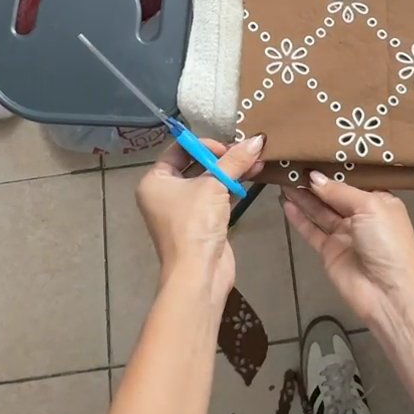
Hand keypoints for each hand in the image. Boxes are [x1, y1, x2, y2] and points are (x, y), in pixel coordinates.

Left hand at [135, 134, 264, 301]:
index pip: (178, 150)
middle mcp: (166, 194)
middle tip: (245, 149)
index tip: (227, 146)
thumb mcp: (214, 185)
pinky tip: (254, 174)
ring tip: (257, 158)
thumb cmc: (194, 224)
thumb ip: (235, 161)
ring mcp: (184, 210)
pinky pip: (218, 197)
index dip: (203, 144)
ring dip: (232, 170)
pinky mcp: (202, 223)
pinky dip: (233, 187)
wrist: (198, 274)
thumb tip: (258, 139)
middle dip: (222, 156)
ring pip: (209, 181)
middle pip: (196, 164)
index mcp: (155, 181)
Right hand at [282, 172, 413, 323]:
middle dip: (315, 180)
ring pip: (319, 210)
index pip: (354, 179)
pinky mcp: (329, 250)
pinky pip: (311, 229)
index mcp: (379, 200)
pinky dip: (298, 217)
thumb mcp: (369, 206)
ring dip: (303, 195)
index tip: (315, 151)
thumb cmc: (387, 242)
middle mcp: (361, 215)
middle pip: (333, 194)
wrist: (387, 293)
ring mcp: (344, 234)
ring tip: (284, 176)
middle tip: (293, 162)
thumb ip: (339, 191)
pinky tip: (285, 202)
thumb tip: (314, 177)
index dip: (335, 167)